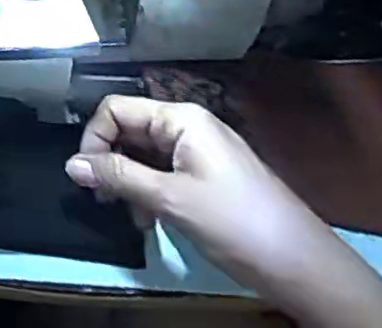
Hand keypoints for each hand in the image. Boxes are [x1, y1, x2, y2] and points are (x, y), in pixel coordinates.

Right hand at [65, 96, 381, 327]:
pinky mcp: (210, 177)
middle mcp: (189, 126)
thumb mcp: (171, 200)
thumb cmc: (237, 224)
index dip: (94, 138)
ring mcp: (201, 152)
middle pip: (130, 130)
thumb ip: (118, 177)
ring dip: (129, 181)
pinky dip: (149, 191)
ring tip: (129, 215)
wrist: (311, 272)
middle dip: (111, 162)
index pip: (116, 109)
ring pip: (145, 154)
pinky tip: (149, 219)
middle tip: (103, 199)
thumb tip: (70, 164)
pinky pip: (164, 171)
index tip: (86, 175)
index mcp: (181, 117)